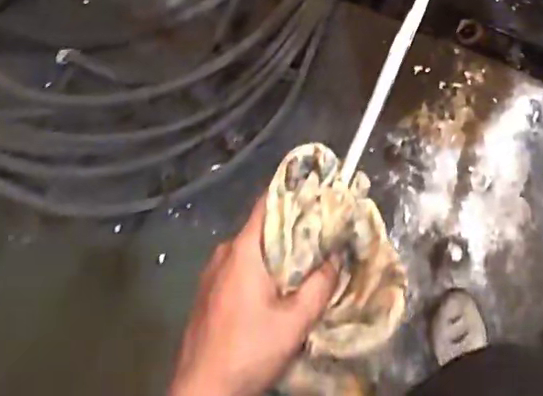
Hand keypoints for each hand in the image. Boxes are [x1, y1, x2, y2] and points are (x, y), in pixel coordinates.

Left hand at [169, 191, 340, 395]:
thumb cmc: (246, 352)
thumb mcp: (294, 323)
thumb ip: (319, 286)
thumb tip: (336, 258)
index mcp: (243, 249)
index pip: (268, 202)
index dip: (295, 193)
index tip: (320, 192)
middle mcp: (224, 253)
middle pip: (263, 228)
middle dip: (292, 230)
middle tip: (322, 236)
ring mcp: (211, 276)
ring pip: (251, 252)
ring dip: (276, 255)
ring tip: (303, 266)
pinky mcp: (206, 298)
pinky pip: (238, 271)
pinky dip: (259, 272)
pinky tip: (275, 293)